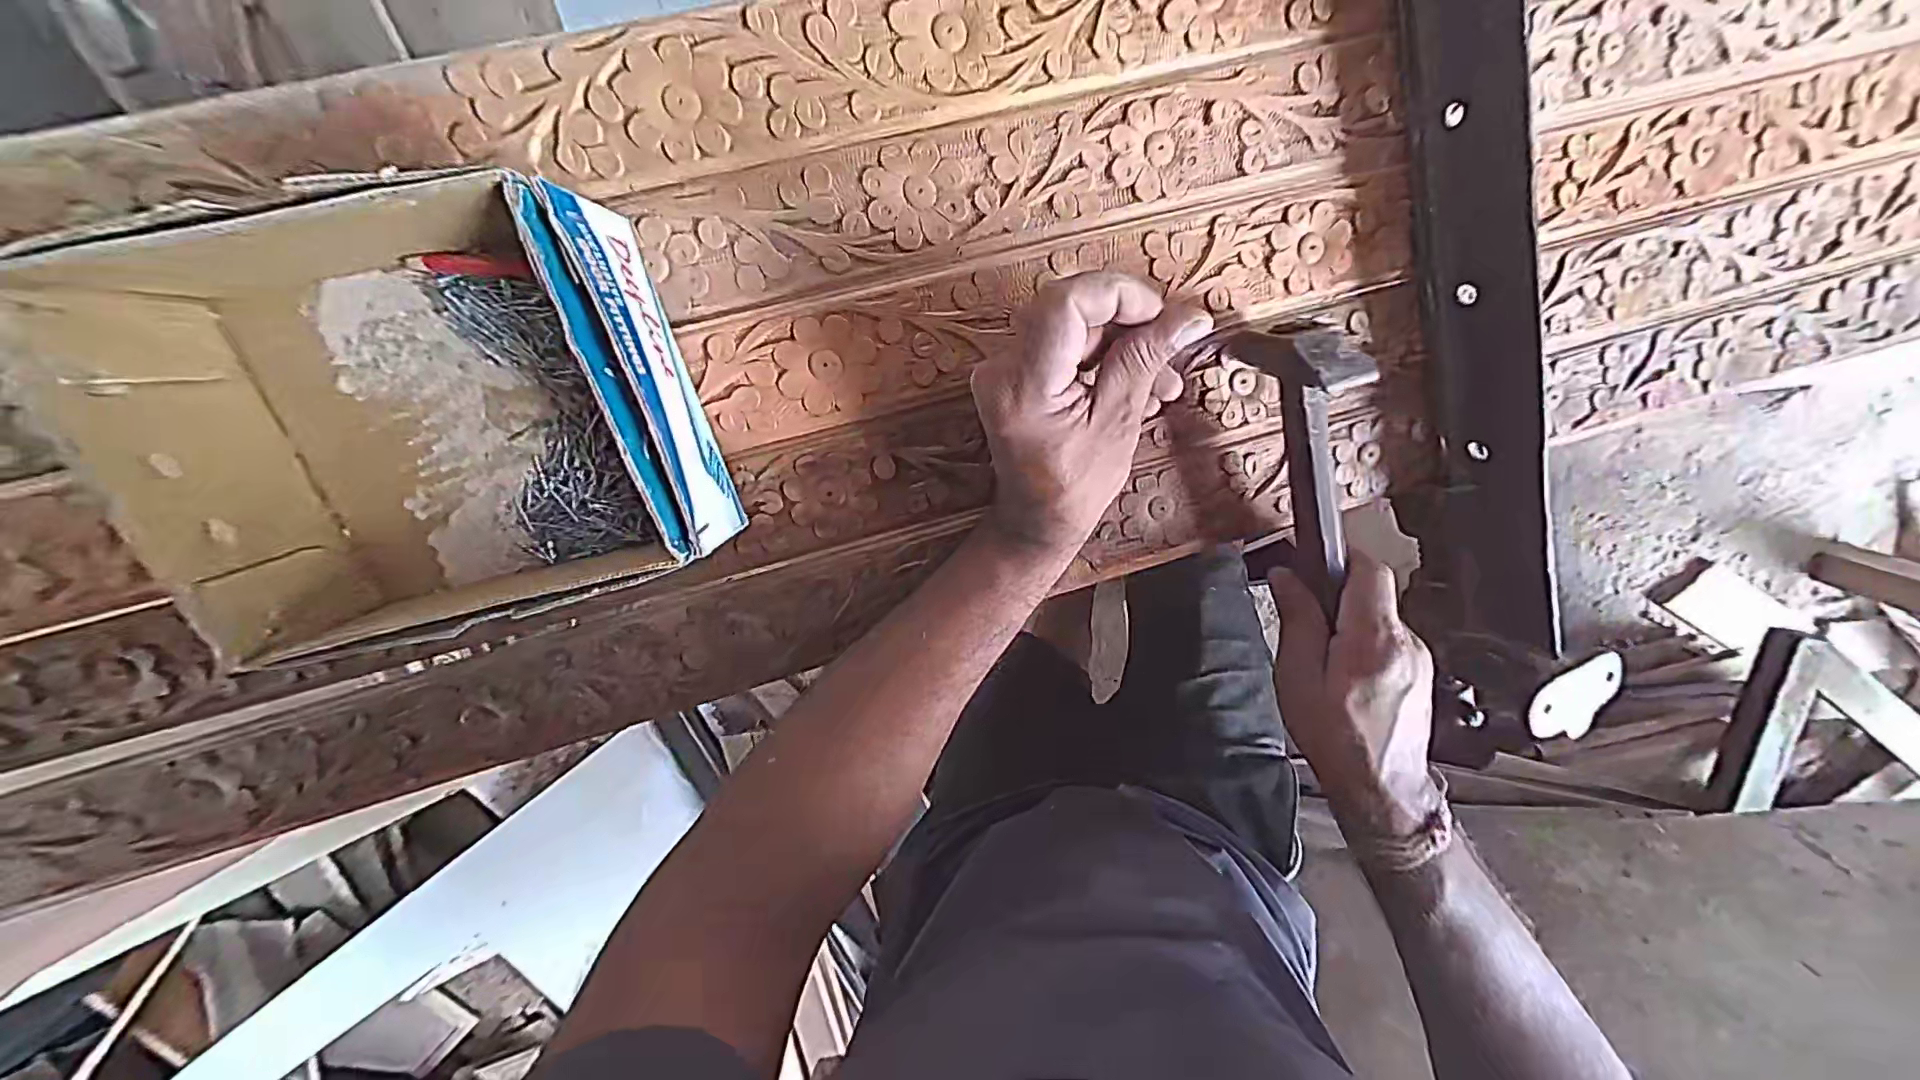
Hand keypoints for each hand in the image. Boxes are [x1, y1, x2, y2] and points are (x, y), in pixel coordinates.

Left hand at [972, 271, 1211, 551]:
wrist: (1035, 518)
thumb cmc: (1072, 489)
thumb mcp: (1117, 425)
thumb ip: (1146, 361)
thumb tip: (1188, 315)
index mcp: (1025, 388)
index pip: (1067, 303)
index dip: (1121, 296)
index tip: (1161, 316)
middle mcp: (1001, 371)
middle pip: (1070, 309)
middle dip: (1128, 323)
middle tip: (1168, 349)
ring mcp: (1001, 370)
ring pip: (1071, 324)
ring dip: (1121, 344)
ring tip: (1159, 381)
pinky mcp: (1011, 372)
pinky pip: (1062, 343)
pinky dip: (1100, 356)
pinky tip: (1133, 382)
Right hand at [1269, 553, 1441, 837]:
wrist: (1379, 786)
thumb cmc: (1337, 738)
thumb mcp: (1297, 674)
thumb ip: (1297, 619)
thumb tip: (1288, 579)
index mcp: (1373, 638)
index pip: (1369, 570)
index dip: (1342, 555)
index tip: (1317, 557)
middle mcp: (1406, 643)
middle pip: (1374, 591)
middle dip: (1337, 594)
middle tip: (1305, 614)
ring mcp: (1419, 658)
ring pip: (1380, 616)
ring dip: (1349, 621)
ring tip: (1322, 654)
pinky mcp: (1420, 672)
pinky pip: (1390, 639)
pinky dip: (1364, 641)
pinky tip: (1343, 672)